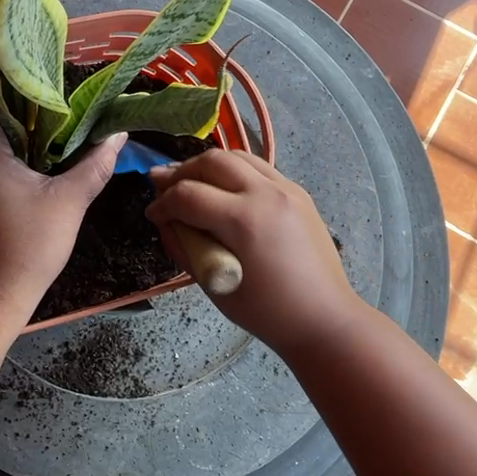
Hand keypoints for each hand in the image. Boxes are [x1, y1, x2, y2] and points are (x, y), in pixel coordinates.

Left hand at [0, 110, 125, 307]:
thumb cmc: (29, 243)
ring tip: (51, 137)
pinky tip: (35, 167)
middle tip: (57, 115)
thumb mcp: (70, 200)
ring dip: (14, 140)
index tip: (45, 96)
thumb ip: (94, 164)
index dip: (14, 94)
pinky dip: (6, 161)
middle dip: (20, 117)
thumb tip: (119, 135)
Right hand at [145, 151, 368, 355]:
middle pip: (211, 162)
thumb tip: (166, 225)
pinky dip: (234, 172)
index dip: (162, 203)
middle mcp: (266, 194)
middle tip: (163, 187)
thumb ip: (186, 249)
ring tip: (191, 182)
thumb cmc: (267, 312)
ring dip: (207, 166)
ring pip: (236, 157)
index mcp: (243, 221)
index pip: (187, 195)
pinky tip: (223, 189)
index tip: (153, 215)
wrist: (324, 318)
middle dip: (180, 172)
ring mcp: (286, 189)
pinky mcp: (297, 193)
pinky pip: (258, 168)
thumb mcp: (214, 286)